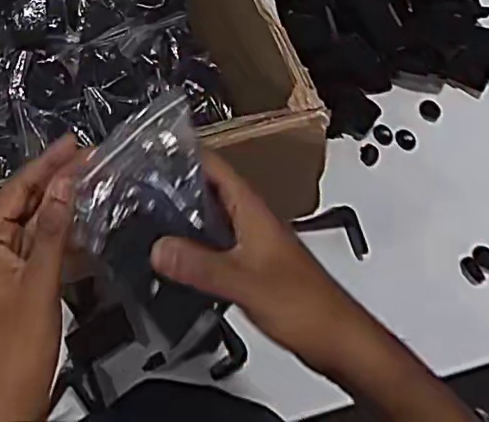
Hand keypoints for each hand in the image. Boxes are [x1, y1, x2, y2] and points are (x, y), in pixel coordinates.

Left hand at [0, 135, 82, 421]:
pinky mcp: (23, 290)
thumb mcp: (39, 286)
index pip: (16, 191)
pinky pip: (43, 252)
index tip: (69, 146)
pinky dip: (63, 238)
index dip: (44, 165)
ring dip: (61, 207)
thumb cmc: (15, 354)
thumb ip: (51, 233)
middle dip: (54, 181)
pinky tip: (84, 231)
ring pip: (36, 227)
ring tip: (89, 184)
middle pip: (26, 205)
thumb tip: (61, 187)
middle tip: (85, 159)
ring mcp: (9, 271)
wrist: (9, 408)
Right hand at [151, 152, 470, 421]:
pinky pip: (218, 241)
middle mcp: (253, 220)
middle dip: (177, 180)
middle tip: (144, 177)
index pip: (214, 163)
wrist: (344, 345)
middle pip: (209, 187)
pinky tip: (182, 254)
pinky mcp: (255, 265)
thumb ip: (200, 266)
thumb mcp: (245, 282)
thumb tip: (160, 248)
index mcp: (252, 209)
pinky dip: (197, 240)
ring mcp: (254, 242)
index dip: (185, 150)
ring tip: (153, 211)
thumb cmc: (312, 307)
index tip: (156, 143)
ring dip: (186, 211)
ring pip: (213, 214)